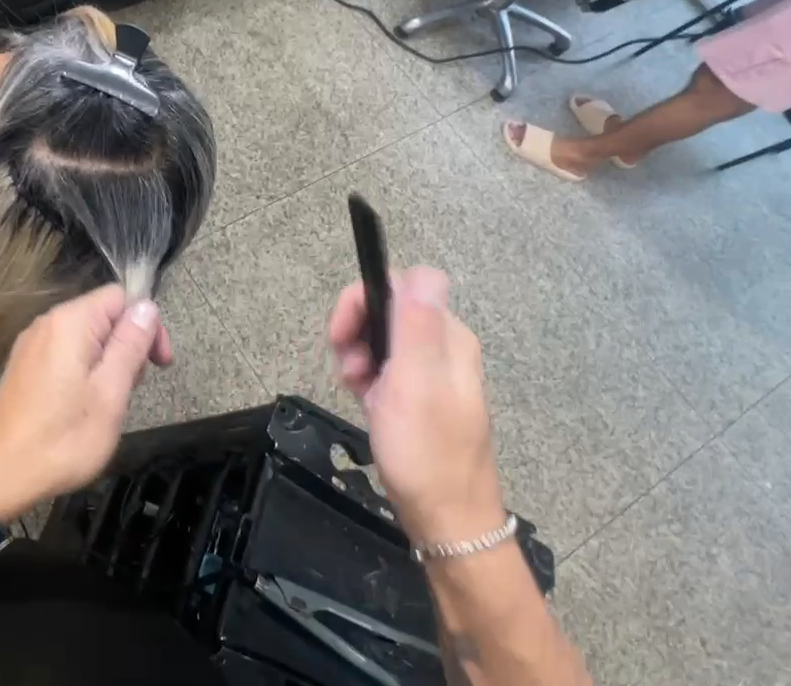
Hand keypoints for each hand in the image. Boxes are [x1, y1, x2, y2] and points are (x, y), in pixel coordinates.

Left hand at [0, 286, 172, 523]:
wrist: (2, 474)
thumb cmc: (63, 439)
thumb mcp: (110, 393)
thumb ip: (130, 345)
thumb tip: (147, 306)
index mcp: (68, 322)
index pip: (119, 296)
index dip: (145, 324)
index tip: (157, 364)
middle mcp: (46, 323)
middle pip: (102, 315)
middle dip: (126, 346)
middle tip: (129, 391)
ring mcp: (31, 344)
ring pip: (85, 336)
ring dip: (106, 363)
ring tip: (106, 405)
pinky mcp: (24, 365)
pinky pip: (65, 353)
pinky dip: (83, 371)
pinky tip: (82, 406)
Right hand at [326, 267, 505, 545]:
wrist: (445, 518)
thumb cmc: (425, 451)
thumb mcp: (413, 383)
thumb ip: (415, 325)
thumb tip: (424, 271)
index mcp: (448, 338)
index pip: (401, 285)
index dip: (364, 299)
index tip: (342, 333)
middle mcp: (442, 347)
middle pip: (386, 309)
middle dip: (354, 331)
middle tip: (345, 367)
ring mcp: (430, 371)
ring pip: (378, 338)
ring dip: (355, 356)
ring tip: (354, 388)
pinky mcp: (416, 394)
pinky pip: (381, 366)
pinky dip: (364, 377)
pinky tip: (363, 399)